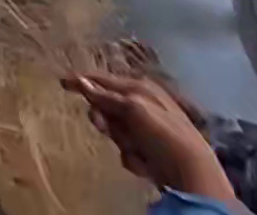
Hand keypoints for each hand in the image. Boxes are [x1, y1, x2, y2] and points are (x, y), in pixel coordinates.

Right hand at [63, 72, 235, 202]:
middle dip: (105, 120)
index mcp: (141, 88)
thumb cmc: (163, 134)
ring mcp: (148, 130)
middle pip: (108, 107)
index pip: (104, 80)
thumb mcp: (134, 109)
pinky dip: (132, 158)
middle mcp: (143, 104)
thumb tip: (81, 81)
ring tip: (135, 151)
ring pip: (117, 131)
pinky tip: (145, 165)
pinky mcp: (151, 153)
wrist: (194, 177)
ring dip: (121, 141)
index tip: (62, 81)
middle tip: (104, 128)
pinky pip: (128, 151)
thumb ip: (107, 97)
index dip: (82, 80)